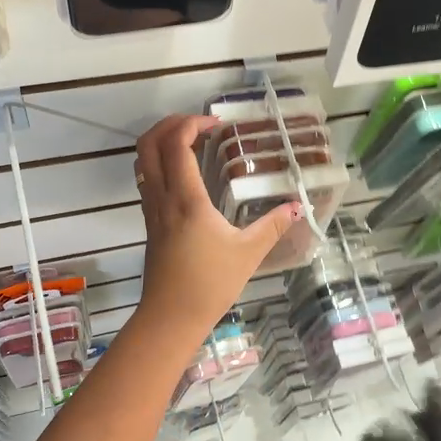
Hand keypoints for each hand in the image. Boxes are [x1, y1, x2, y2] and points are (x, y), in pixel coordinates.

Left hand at [132, 115, 301, 332]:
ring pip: (143, 161)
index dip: (191, 124)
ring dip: (161, 142)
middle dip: (170, 124)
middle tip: (198, 124)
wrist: (171, 317)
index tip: (216, 123)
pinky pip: (147, 180)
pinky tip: (185, 174)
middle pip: (148, 144)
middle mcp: (162, 198)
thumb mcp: (248, 253)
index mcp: (186, 199)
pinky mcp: (150, 223)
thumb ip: (273, 226)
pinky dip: (160, 163)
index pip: (176, 144)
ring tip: (191, 142)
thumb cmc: (209, 284)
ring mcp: (151, 210)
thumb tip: (297, 207)